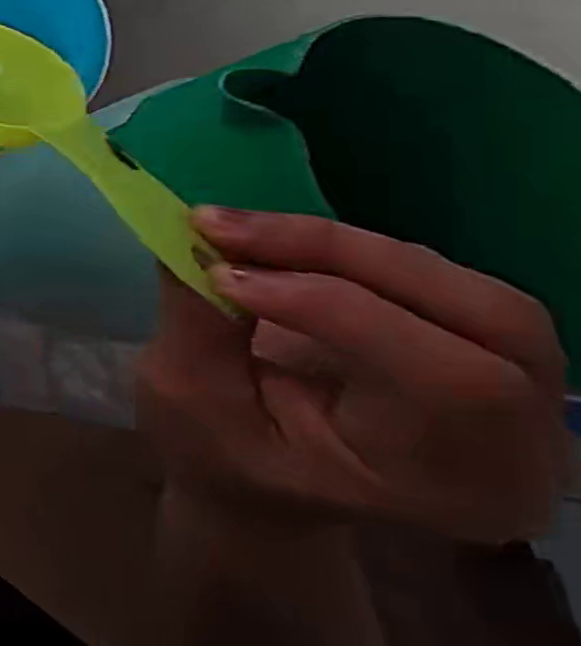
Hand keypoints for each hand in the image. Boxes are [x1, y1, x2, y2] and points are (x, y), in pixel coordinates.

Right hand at [137, 207, 566, 543]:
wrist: (255, 476)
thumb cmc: (216, 453)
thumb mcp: (185, 398)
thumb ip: (199, 324)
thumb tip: (190, 241)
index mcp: (452, 482)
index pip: (446, 380)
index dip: (333, 308)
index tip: (216, 273)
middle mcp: (524, 441)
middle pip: (482, 316)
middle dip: (340, 254)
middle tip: (219, 227)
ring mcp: (519, 392)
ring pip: (459, 283)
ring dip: (335, 243)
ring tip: (235, 230)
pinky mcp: (475, 345)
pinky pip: (428, 276)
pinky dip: (339, 247)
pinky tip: (268, 241)